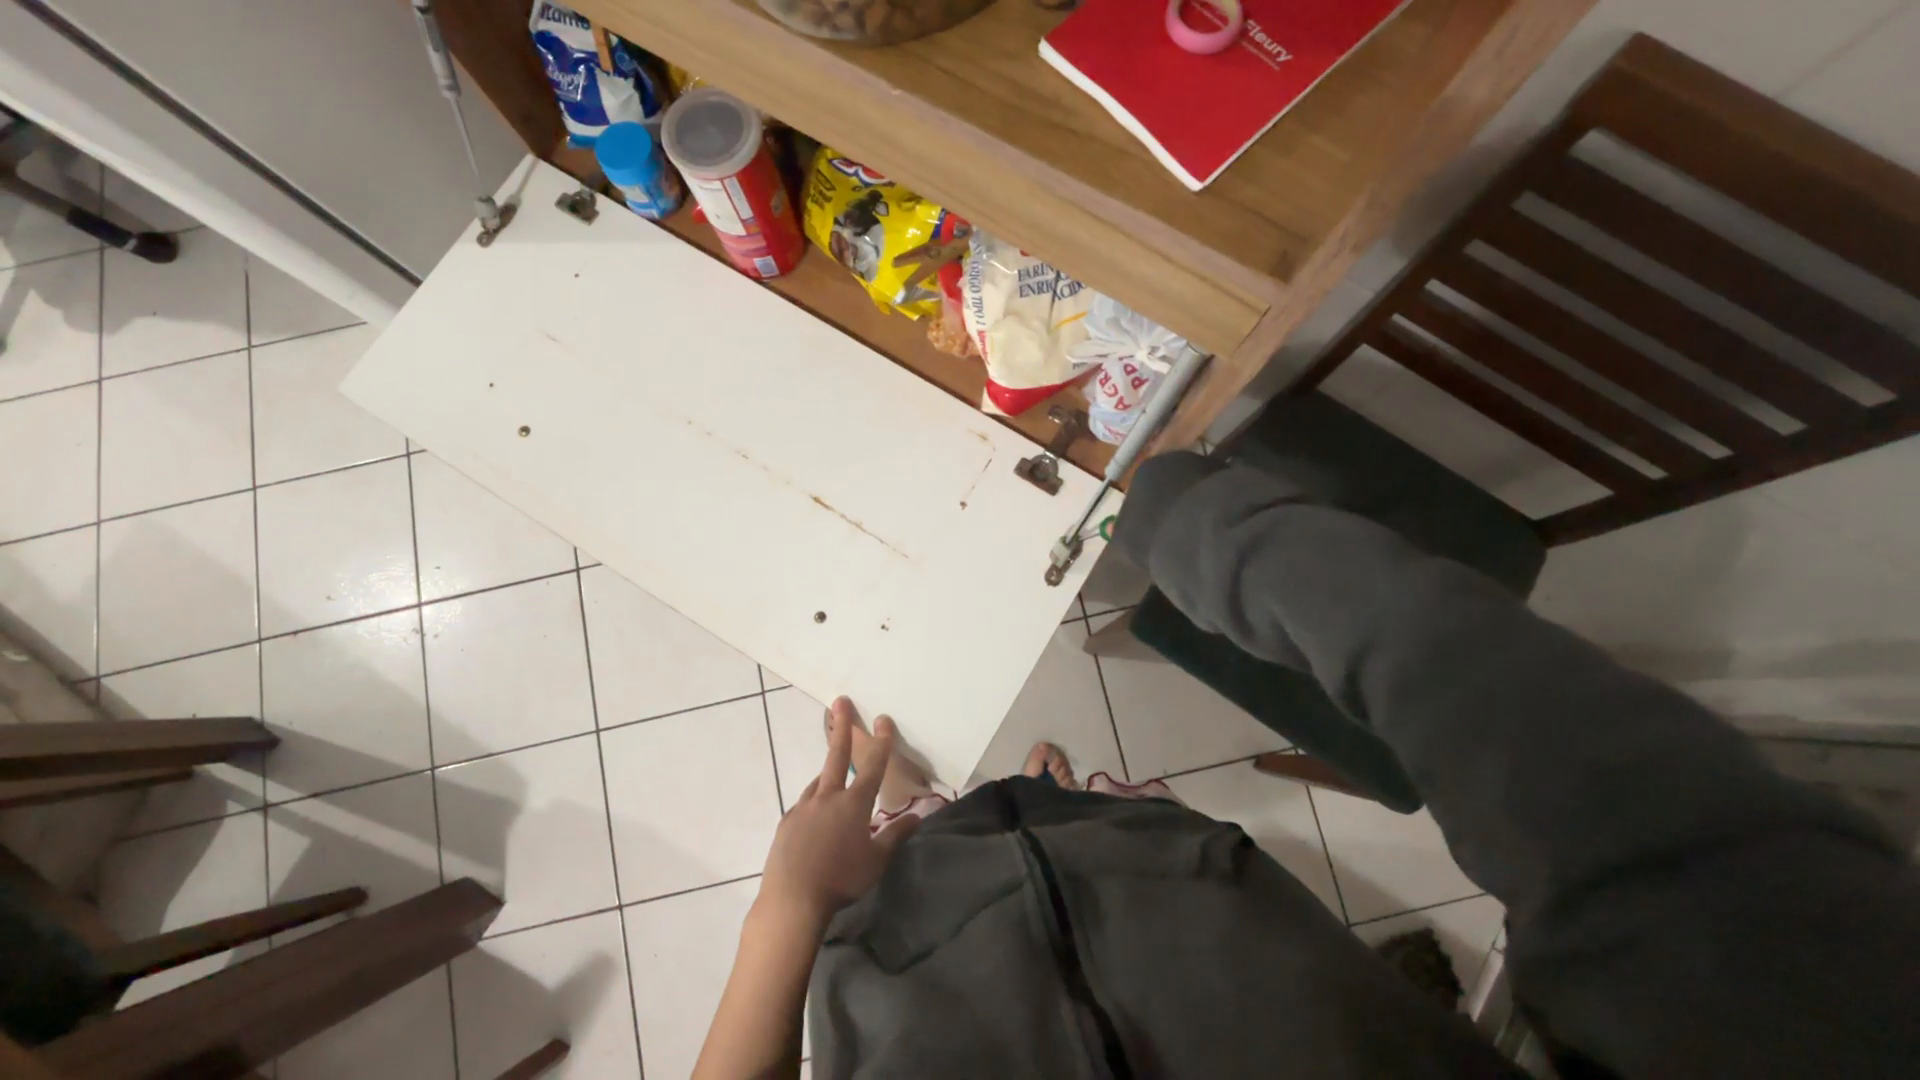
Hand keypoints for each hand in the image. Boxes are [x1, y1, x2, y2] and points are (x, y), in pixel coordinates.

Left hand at [759, 697, 921, 925]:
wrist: (793, 899)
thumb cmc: (842, 879)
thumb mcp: (877, 861)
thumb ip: (896, 835)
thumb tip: (918, 815)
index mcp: (853, 804)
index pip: (873, 765)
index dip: (881, 741)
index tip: (883, 719)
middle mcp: (826, 797)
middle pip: (836, 756)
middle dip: (841, 727)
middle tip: (840, 703)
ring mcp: (802, 808)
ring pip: (818, 783)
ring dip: (828, 775)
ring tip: (833, 781)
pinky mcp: (786, 823)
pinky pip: (804, 806)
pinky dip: (814, 805)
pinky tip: (816, 821)